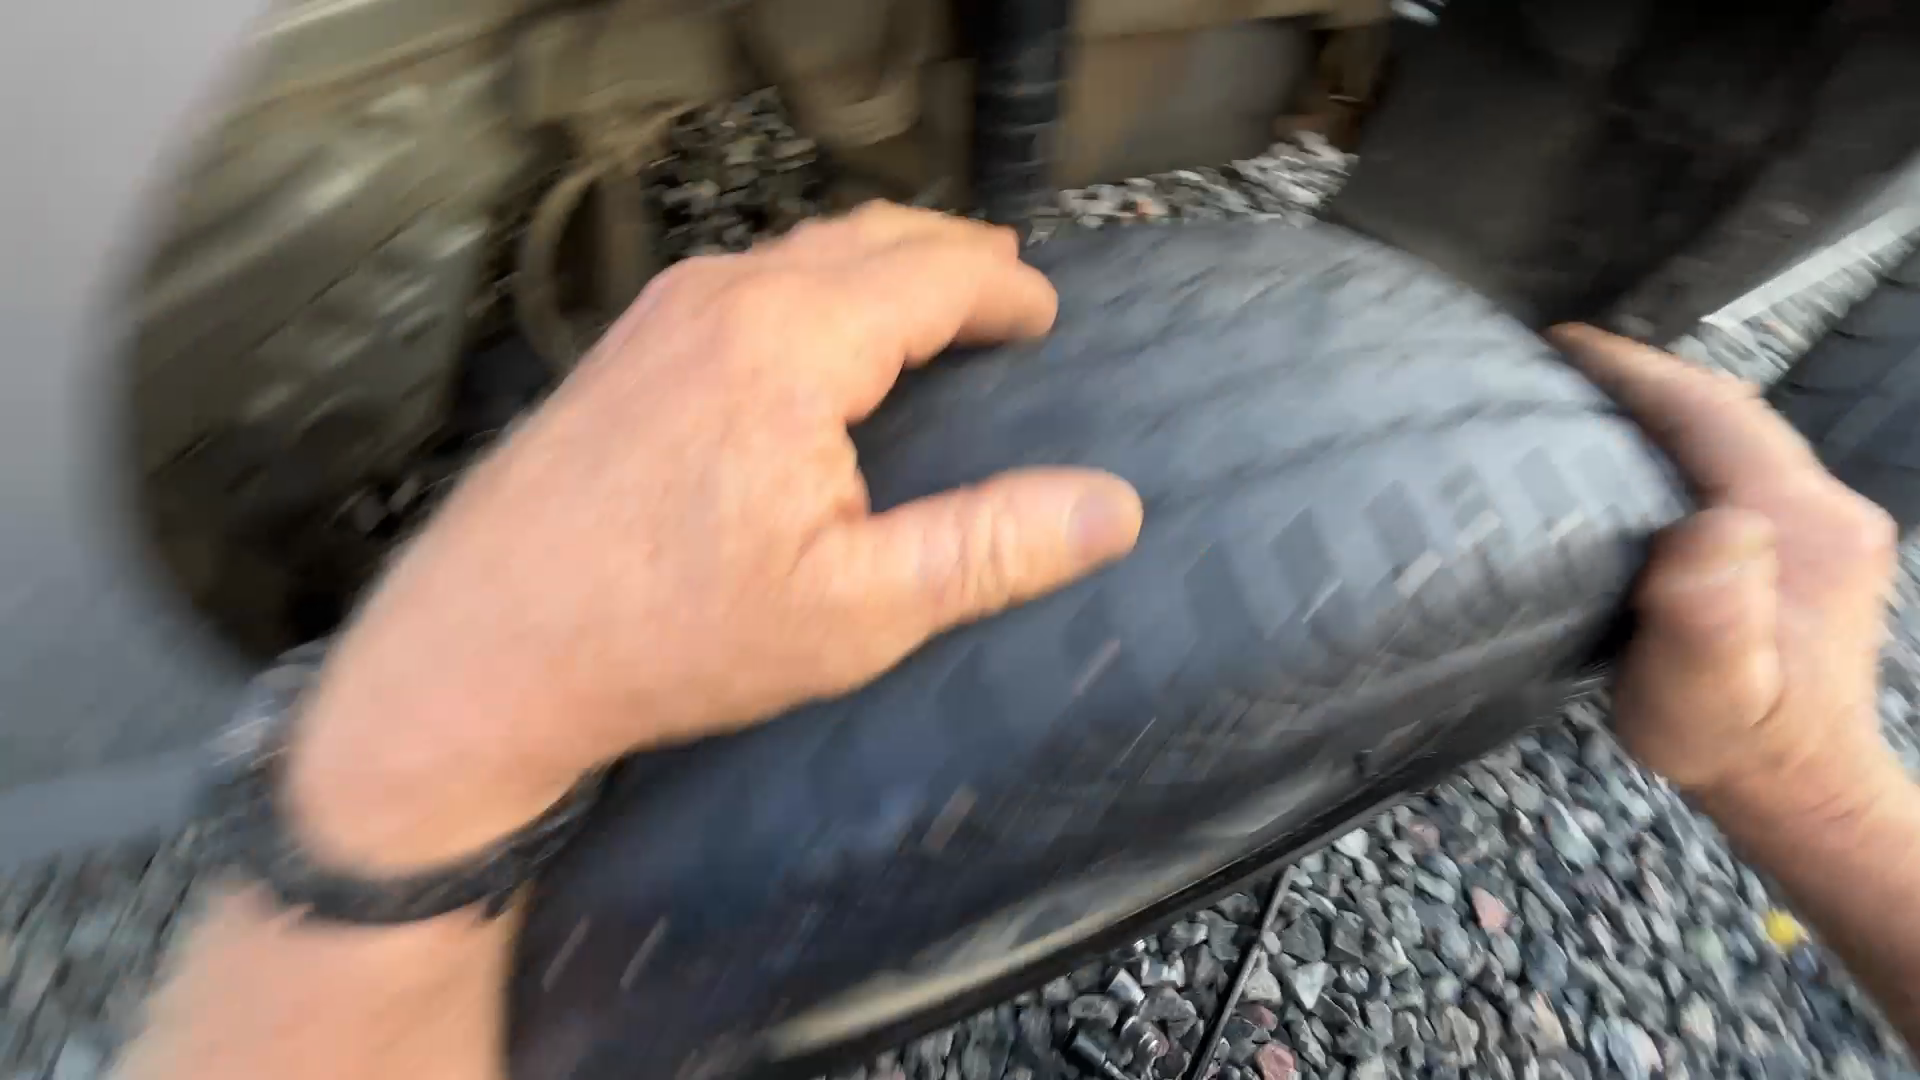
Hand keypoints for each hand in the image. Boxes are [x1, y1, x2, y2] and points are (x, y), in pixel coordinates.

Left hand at [286, 204, 1142, 867]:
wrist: (480, 658)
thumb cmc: (674, 638)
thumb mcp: (857, 609)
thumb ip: (990, 548)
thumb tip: (1114, 508)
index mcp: (790, 344)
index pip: (930, 276)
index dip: (1001, 290)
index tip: (1044, 312)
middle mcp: (723, 299)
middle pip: (868, 242)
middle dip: (950, 257)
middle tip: (1004, 290)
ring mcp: (662, 315)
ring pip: (805, 255)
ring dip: (882, 268)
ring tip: (932, 303)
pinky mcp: (626, 350)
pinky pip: (752, 285)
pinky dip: (819, 290)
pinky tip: (826, 339)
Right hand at [1552, 324, 1900, 812]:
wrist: (1792, 781)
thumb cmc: (1730, 741)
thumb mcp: (1707, 691)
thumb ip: (1713, 616)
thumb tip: (1714, 527)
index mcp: (1794, 528)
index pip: (1713, 415)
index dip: (1638, 369)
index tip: (1564, 343)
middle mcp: (1814, 511)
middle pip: (1721, 411)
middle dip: (1638, 374)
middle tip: (1551, 363)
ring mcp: (1806, 525)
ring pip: (1721, 433)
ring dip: (1650, 402)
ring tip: (1572, 393)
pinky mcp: (1787, 544)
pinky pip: (1719, 464)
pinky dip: (1664, 439)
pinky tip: (1616, 453)